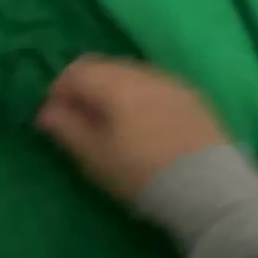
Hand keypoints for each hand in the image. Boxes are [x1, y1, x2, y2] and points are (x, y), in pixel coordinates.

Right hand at [35, 55, 228, 201]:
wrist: (211, 190)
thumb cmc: (139, 171)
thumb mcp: (92, 155)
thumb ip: (64, 127)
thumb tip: (46, 112)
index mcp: (114, 84)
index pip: (74, 72)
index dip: (57, 92)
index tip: (56, 119)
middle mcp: (142, 74)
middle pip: (101, 67)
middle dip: (84, 88)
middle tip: (81, 120)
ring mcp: (172, 84)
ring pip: (129, 74)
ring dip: (112, 91)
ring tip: (113, 124)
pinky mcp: (194, 99)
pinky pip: (154, 86)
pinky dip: (138, 97)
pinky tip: (142, 125)